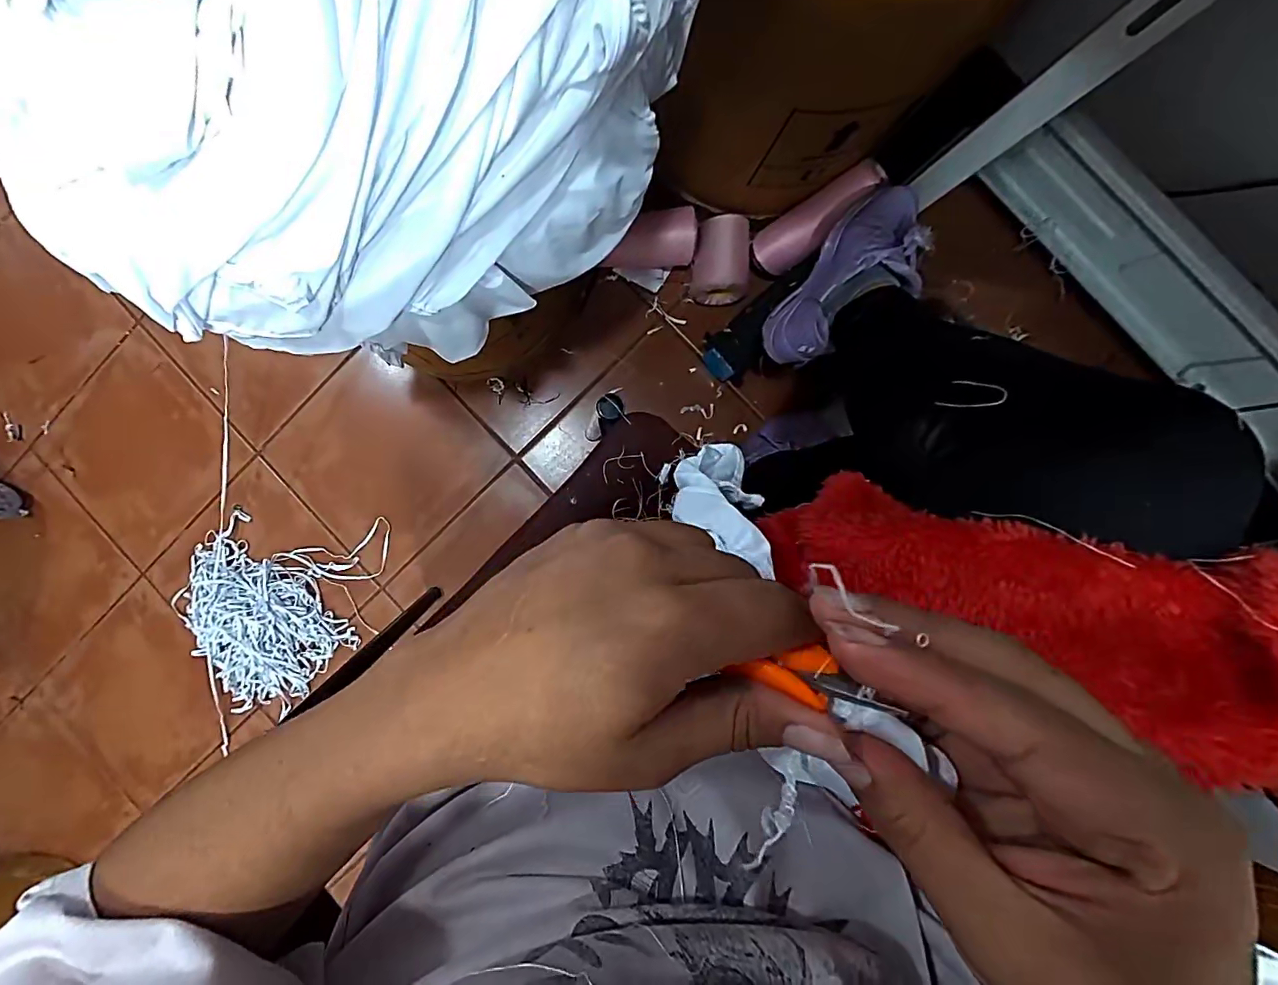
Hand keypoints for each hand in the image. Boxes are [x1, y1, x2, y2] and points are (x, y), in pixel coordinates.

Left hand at [373, 519, 842, 791]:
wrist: (450, 689)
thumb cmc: (550, 736)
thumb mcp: (650, 752)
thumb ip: (742, 722)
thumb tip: (826, 725)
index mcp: (675, 621)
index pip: (781, 612)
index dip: (798, 643)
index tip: (780, 675)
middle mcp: (657, 559)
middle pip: (750, 578)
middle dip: (754, 622)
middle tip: (716, 668)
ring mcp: (621, 532)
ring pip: (710, 551)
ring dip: (715, 590)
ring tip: (671, 634)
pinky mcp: (594, 524)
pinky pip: (665, 535)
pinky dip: (674, 566)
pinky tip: (633, 602)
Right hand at [810, 589, 1256, 983]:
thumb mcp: (1008, 944)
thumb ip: (923, 835)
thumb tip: (842, 740)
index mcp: (1154, 818)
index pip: (1019, 721)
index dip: (923, 673)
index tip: (842, 635)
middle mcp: (1135, 765)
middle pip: (1013, 673)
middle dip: (916, 635)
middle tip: (833, 605)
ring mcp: (1099, 760)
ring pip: (996, 680)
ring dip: (915, 650)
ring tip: (844, 624)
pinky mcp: (1060, 768)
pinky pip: (985, 715)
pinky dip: (923, 692)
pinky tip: (878, 669)